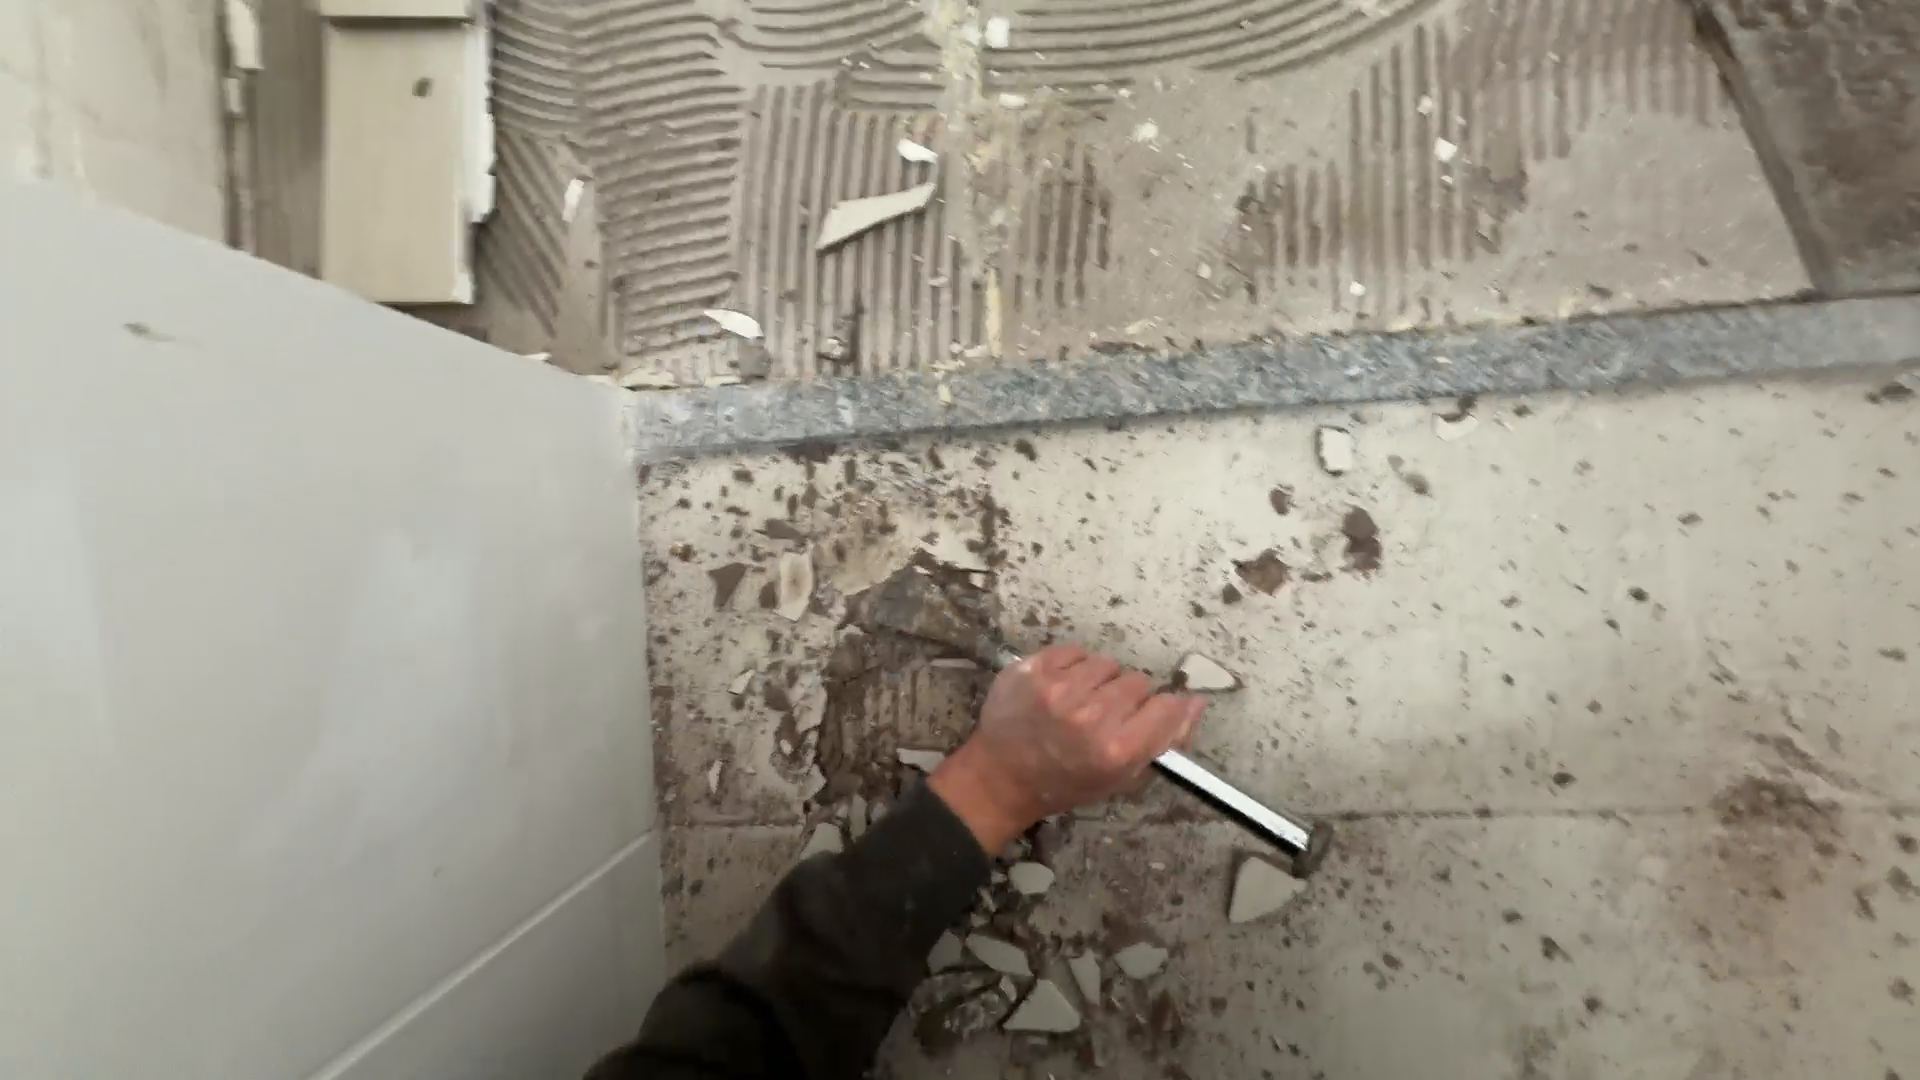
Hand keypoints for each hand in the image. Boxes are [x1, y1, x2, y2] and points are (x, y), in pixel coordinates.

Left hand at [929, 645, 1206, 852]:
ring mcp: (1058, 688)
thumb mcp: (1120, 777)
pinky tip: (1061, 688)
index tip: (1149, 714)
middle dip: (1127, 697)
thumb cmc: (1065, 782)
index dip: (1163, 708)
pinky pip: (1075, 651)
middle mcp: (1090, 716)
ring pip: (1107, 663)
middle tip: (1105, 715)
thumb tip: (1196, 701)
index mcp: (1116, 750)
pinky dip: (1073, 666)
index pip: (1167, 706)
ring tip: (1081, 700)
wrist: (1001, 775)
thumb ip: (1162, 739)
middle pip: (1138, 682)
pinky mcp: (1033, 668)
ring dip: (1100, 679)